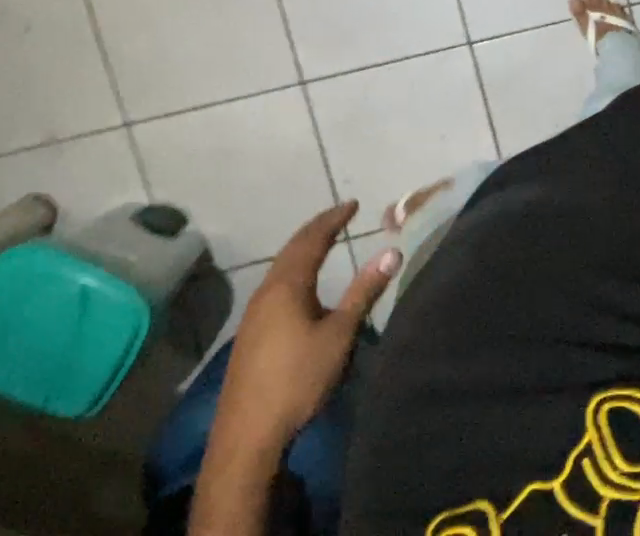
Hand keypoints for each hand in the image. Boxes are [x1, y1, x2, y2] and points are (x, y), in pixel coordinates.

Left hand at [211, 202, 400, 451]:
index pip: (312, 240)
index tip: (353, 205)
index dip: (333, 220)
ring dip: (302, 251)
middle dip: (316, 230)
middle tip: (339, 216)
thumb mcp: (340, 334)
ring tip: (324, 244)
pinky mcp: (251, 335)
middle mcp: (266, 293)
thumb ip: (364, 291)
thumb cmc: (299, 378)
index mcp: (287, 286)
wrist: (248, 433)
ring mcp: (253, 315)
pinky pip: (275, 287)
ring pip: (280, 269)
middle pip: (291, 250)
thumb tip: (391, 251)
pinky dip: (294, 271)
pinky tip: (302, 287)